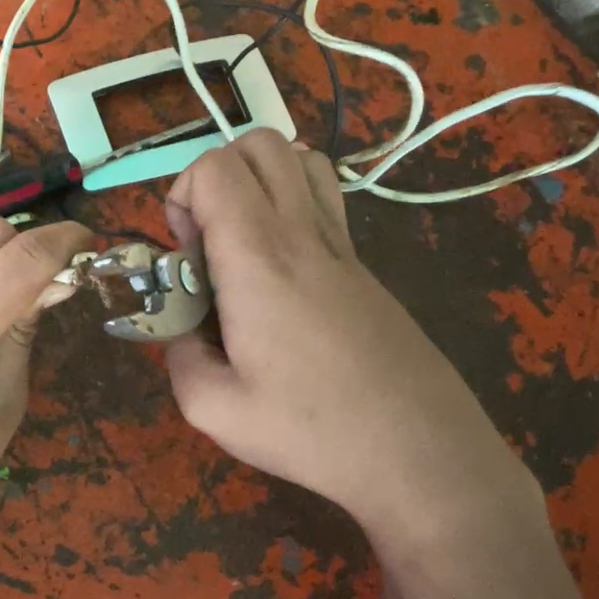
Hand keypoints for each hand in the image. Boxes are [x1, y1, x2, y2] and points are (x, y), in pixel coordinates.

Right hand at [163, 129, 542, 532]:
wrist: (420, 454)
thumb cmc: (310, 431)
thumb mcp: (211, 408)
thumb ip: (178, 356)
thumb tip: (181, 331)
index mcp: (260, 260)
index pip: (216, 168)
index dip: (182, 196)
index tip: (184, 255)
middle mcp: (303, 236)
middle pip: (260, 144)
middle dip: (214, 177)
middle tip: (206, 242)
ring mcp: (342, 247)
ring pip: (301, 159)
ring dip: (256, 182)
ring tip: (239, 243)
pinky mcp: (364, 268)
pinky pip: (323, 200)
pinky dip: (288, 206)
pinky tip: (275, 271)